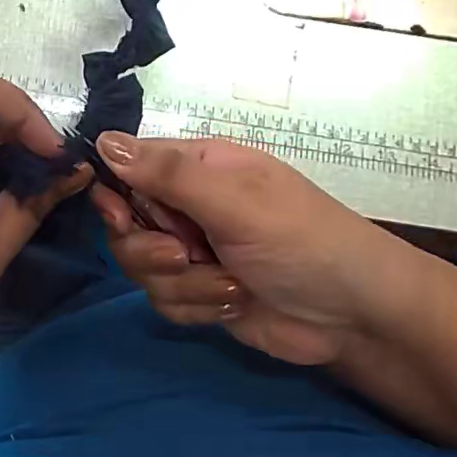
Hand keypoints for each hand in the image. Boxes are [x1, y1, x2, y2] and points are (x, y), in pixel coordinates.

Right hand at [89, 133, 427, 365]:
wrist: (352, 315)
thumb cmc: (301, 241)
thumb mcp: (235, 202)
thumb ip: (168, 175)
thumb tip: (104, 141)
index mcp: (199, 168)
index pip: (131, 166)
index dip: (116, 191)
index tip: (120, 214)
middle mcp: (189, 206)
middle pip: (126, 224)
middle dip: (151, 249)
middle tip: (186, 254)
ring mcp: (194, 252)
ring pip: (142, 268)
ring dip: (185, 284)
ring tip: (231, 283)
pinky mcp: (200, 293)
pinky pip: (163, 301)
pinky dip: (198, 307)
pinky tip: (235, 303)